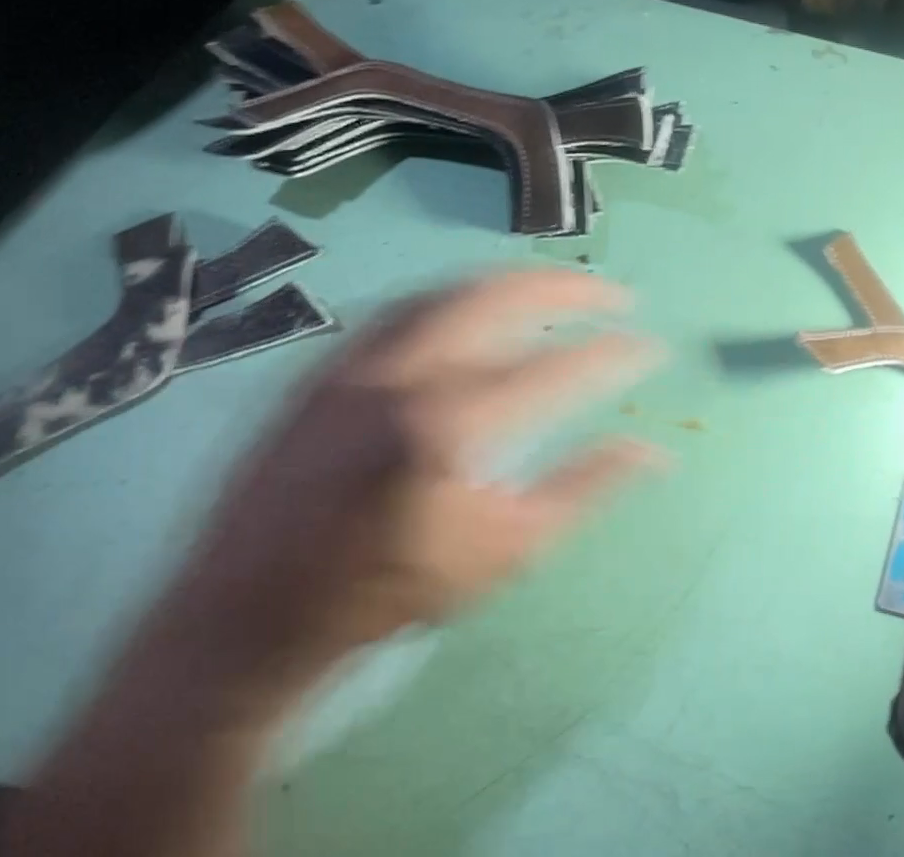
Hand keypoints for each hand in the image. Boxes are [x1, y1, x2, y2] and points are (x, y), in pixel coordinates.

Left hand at [165, 271, 665, 678]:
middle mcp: (399, 374)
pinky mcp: (318, 371)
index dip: (618, 355)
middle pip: (498, 296)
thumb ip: (586, 487)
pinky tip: (476, 319)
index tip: (655, 349)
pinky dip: (455, 302)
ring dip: (512, 285)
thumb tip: (655, 452)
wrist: (247, 618)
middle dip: (569, 287)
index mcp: (450, 424)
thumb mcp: (507, 549)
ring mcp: (351, 364)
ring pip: (445, 293)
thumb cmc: (392, 590)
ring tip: (556, 294)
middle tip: (616, 294)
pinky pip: (399, 313)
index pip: (560, 369)